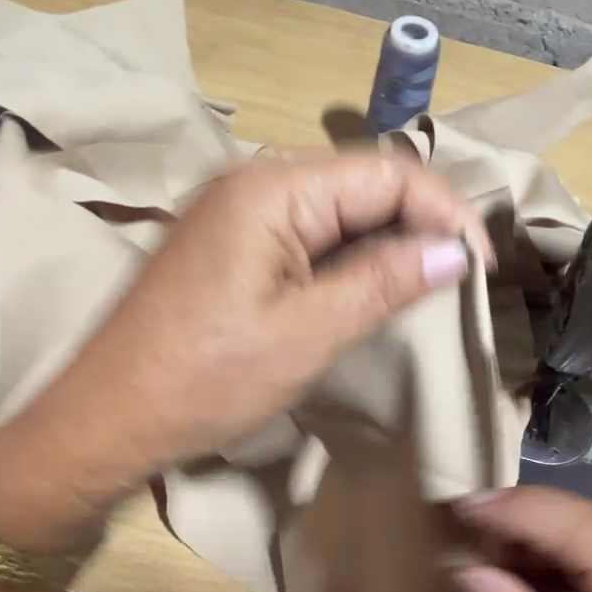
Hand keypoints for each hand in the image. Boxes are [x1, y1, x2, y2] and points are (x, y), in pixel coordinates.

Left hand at [0, 151, 488, 541]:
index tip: (481, 270)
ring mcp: (233, 210)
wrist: (110, 418)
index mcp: (273, 188)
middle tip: (459, 281)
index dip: (446, 213)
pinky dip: (343, 257)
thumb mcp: (308, 333)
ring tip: (423, 288)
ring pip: (334, 209)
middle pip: (362, 182)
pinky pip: (302, 233)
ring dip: (384, 242)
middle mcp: (252, 180)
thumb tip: (455, 252)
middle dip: (420, 224)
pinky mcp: (224, 244)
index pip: (388, 173)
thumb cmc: (207, 379)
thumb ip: (384, 282)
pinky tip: (365, 290)